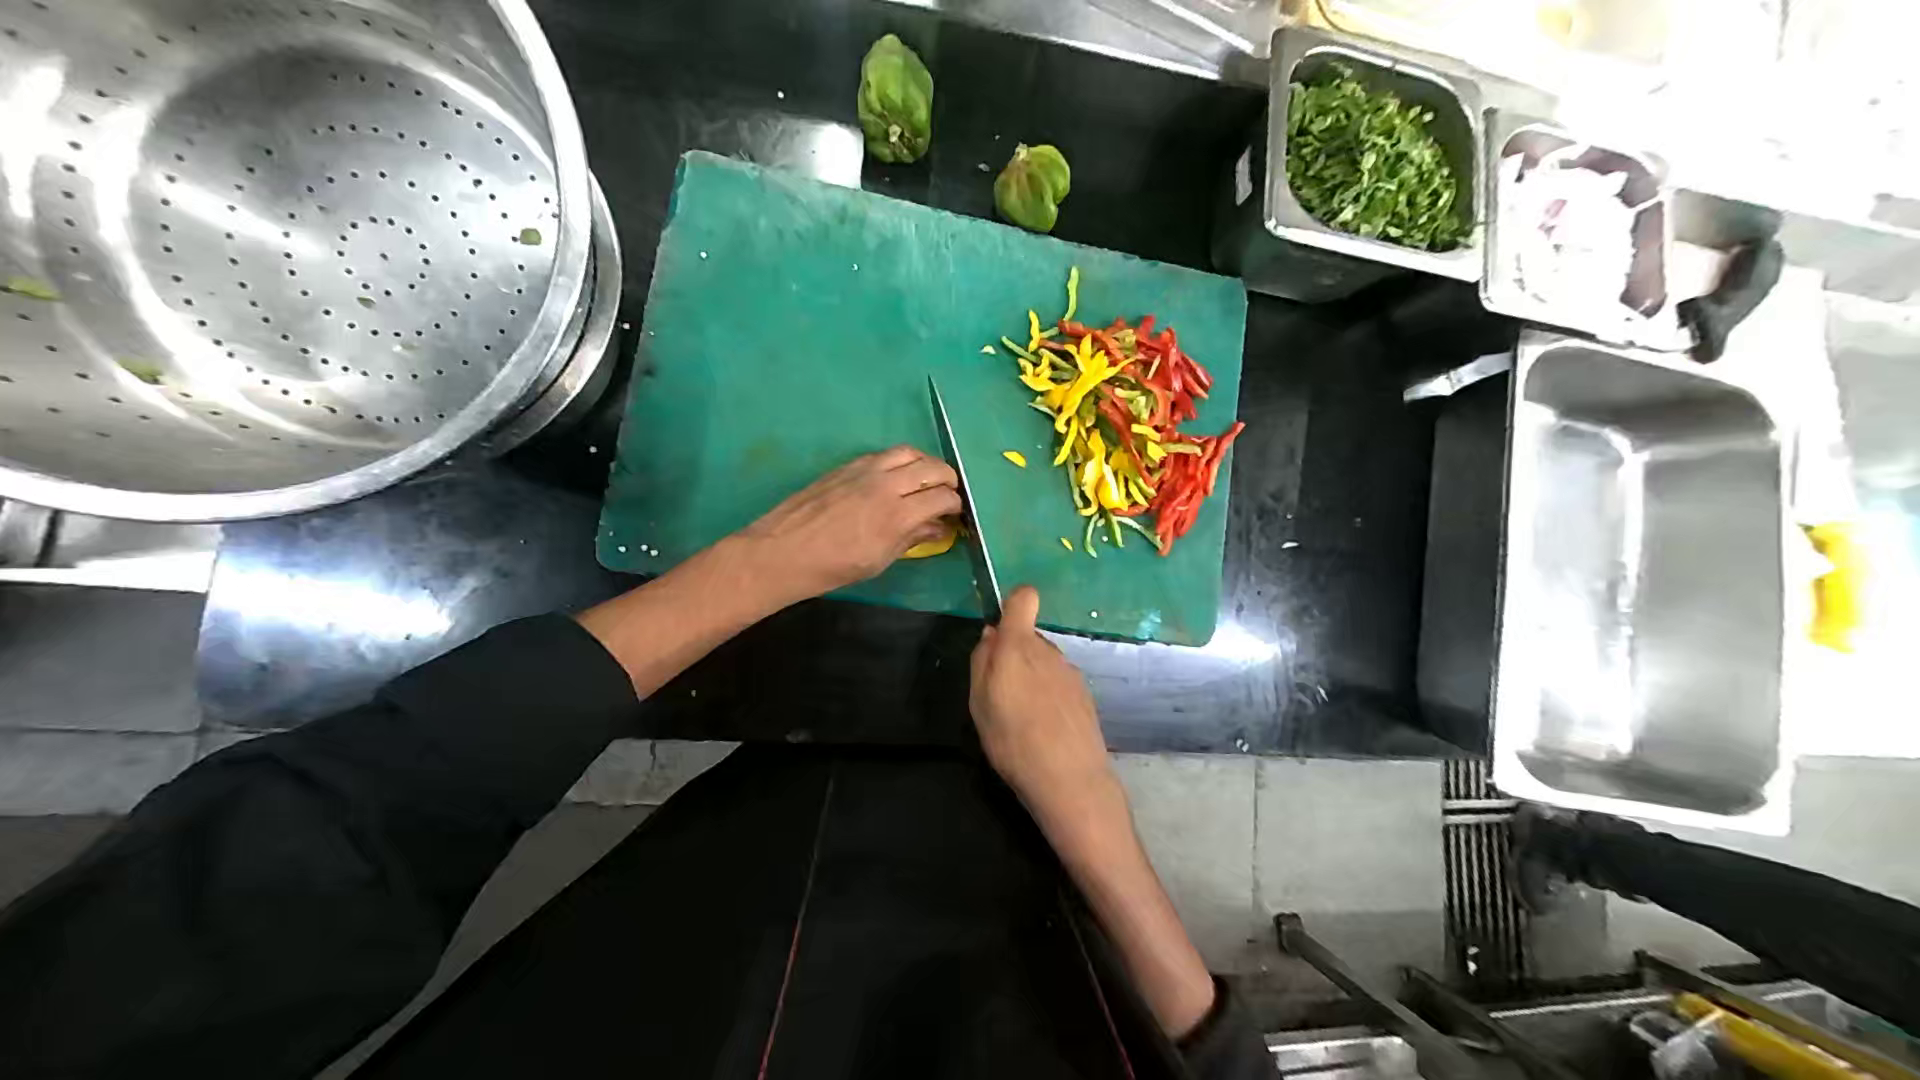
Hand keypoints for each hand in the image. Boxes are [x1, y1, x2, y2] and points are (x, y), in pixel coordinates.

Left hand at [736, 445, 960, 606]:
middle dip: (947, 480)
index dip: (955, 505)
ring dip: (925, 463)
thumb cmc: (833, 567)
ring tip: (925, 480)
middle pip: (932, 467)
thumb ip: (912, 539)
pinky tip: (896, 478)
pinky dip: (900, 462)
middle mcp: (886, 484)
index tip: (954, 514)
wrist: (784, 551)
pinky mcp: (848, 465)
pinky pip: (884, 455)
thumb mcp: (878, 561)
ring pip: (909, 453)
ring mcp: (865, 470)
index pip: (942, 497)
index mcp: (897, 514)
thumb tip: (938, 528)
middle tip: (947, 494)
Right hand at [969, 586, 1118, 830]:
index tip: (1000, 631)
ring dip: (1031, 678)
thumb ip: (982, 662)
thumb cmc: (1013, 740)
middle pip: (1028, 637)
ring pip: (1044, 662)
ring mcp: (1070, 672)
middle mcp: (1049, 651)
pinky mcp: (1085, 694)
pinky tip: (1044, 728)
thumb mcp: (979, 702)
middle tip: (1000, 694)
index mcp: (1019, 646)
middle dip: (1013, 655)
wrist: (1070, 780)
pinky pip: (1058, 682)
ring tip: (1022, 718)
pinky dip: (1049, 696)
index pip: (1023, 598)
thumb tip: (991, 634)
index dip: (1012, 605)